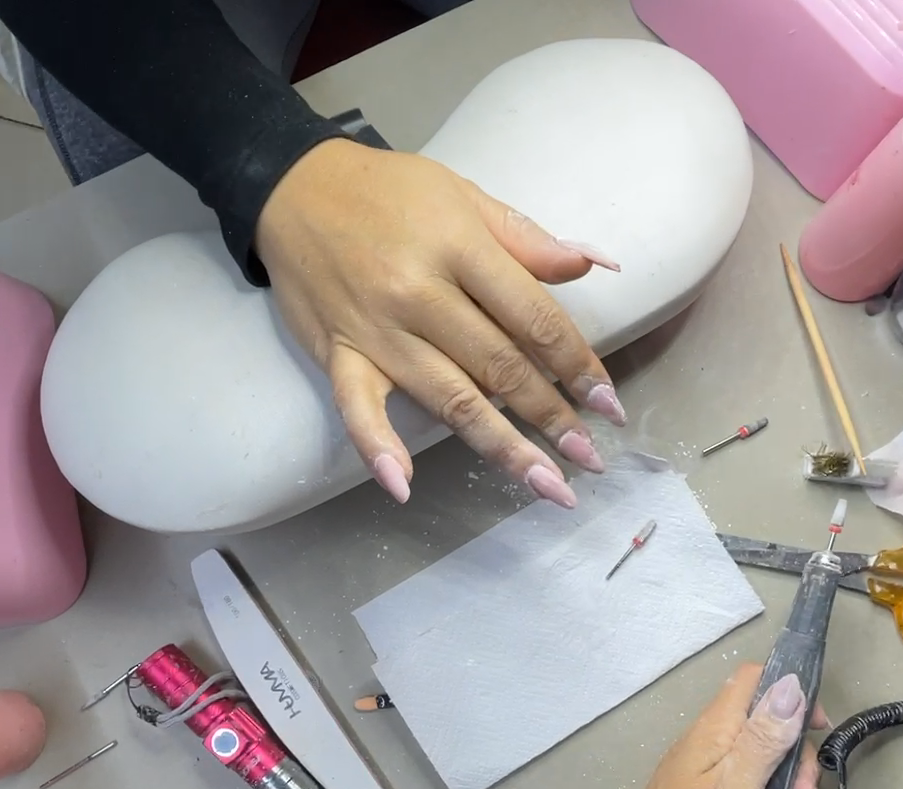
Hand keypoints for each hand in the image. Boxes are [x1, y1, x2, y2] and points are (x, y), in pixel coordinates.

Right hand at [255, 139, 625, 507]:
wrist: (292, 187)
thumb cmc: (390, 193)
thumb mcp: (465, 197)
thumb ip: (528, 239)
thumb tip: (595, 265)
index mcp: (459, 248)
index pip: (533, 318)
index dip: (577, 365)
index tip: (609, 405)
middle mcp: (421, 294)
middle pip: (500, 367)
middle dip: (553, 417)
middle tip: (591, 461)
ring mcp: (377, 330)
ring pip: (450, 399)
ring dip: (502, 446)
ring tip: (547, 486)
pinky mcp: (339, 354)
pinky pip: (356, 407)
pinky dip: (377, 446)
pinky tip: (402, 487)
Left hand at [624, 665, 826, 788]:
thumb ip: (764, 739)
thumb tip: (791, 683)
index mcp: (718, 729)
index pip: (757, 680)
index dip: (792, 695)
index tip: (817, 731)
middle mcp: (717, 744)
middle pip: (776, 741)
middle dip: (796, 784)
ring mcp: (715, 775)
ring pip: (770, 785)